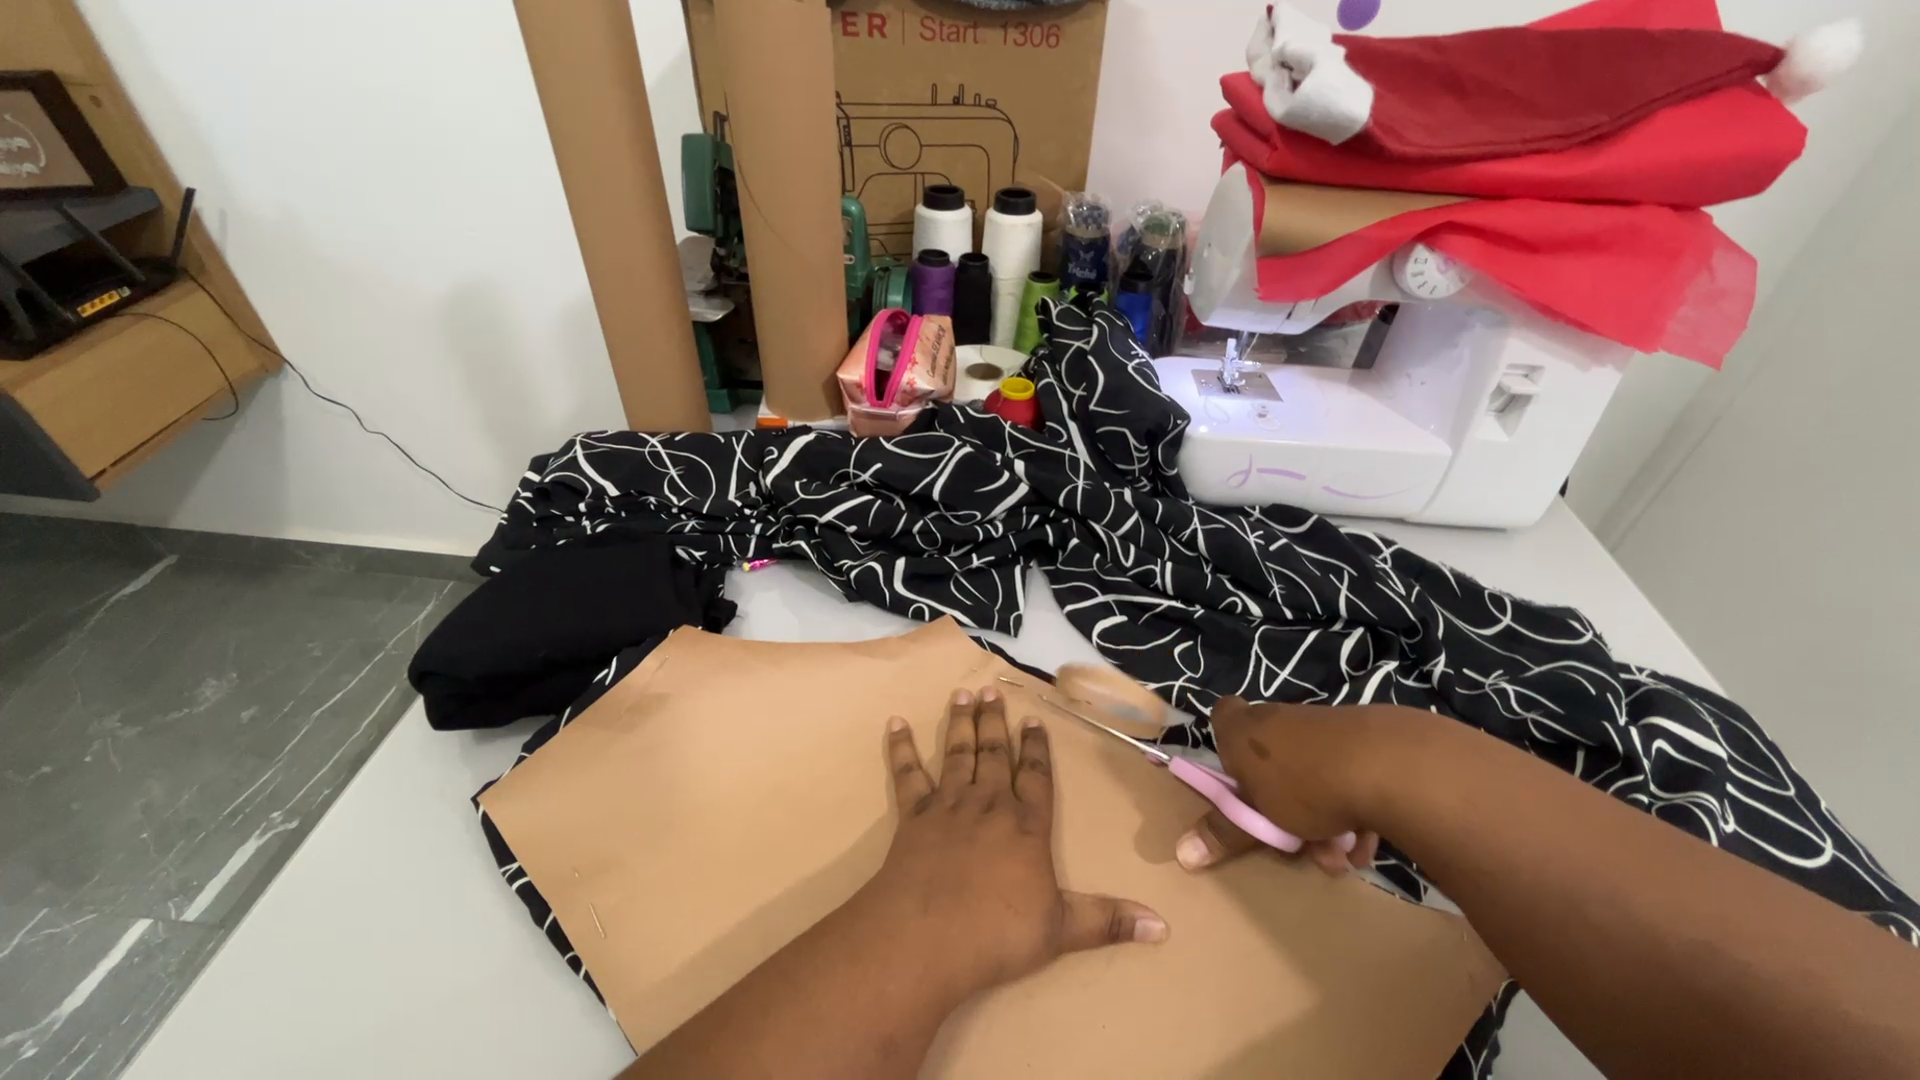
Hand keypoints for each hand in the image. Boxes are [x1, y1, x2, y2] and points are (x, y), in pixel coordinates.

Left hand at [855, 687, 1167, 1002]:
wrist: (928, 935)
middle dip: (994, 722)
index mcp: (1027, 825)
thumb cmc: (998, 932)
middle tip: (991, 691)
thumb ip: (1107, 921)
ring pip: (957, 753)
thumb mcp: (1062, 930)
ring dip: (960, 723)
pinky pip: (908, 775)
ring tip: (962, 694)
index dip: (1036, 748)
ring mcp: (948, 806)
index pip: (1036, 777)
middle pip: (994, 754)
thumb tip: (1164, 927)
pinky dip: (901, 748)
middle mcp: (989, 805)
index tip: (1033, 721)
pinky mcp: (913, 817)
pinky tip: (896, 724)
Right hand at [1176, 697, 1391, 877]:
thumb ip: (1224, 833)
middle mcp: (1279, 720)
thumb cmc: (1303, 785)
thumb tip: (1180, 855)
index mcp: (1243, 729)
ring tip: (1336, 856)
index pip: (1224, 713)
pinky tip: (1365, 845)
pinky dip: (1353, 810)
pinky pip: (1348, 778)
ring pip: (1311, 775)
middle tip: (1292, 840)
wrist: (1387, 763)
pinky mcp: (1365, 740)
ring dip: (1321, 820)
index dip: (1226, 739)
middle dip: (1280, 805)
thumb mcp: (1257, 818)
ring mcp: (1324, 727)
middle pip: (1270, 759)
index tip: (1235, 771)